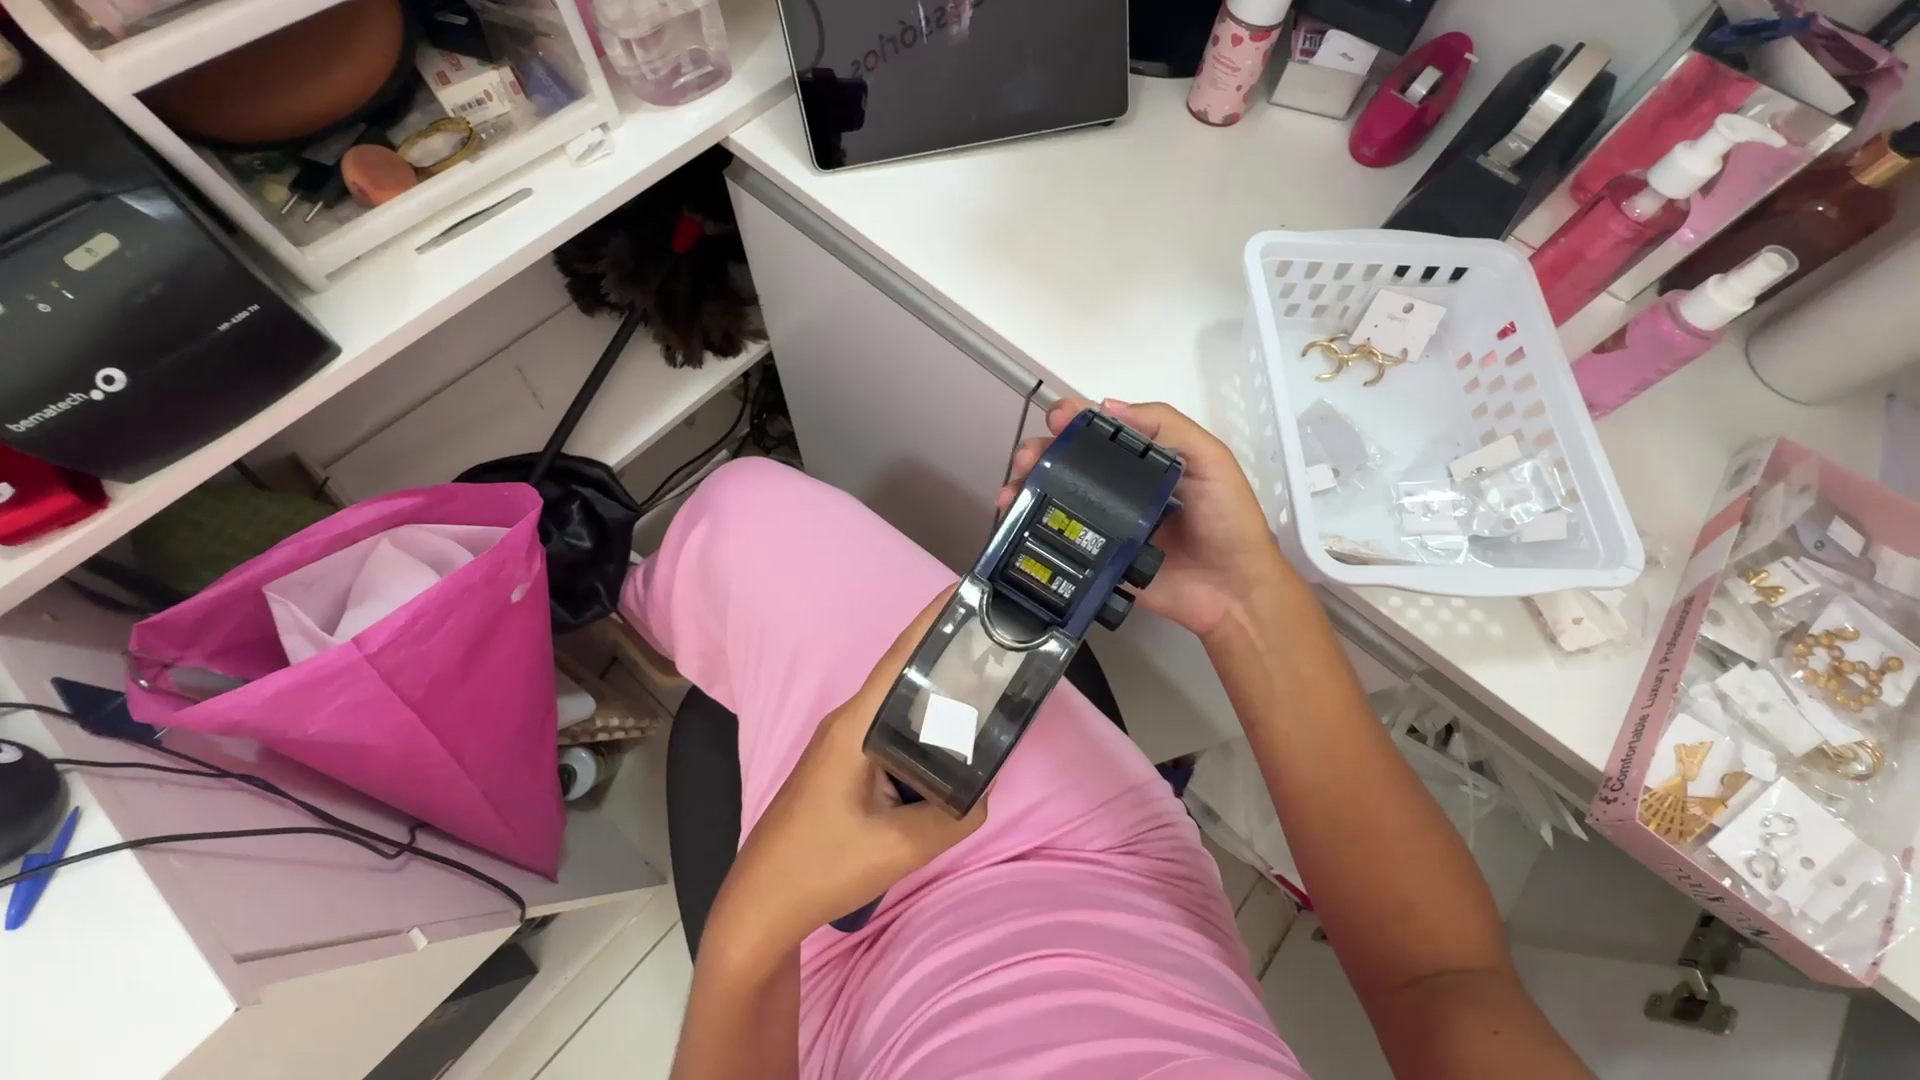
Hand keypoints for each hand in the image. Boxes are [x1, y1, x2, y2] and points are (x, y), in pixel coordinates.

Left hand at [701, 587, 987, 970]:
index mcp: (855, 727)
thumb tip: (984, 791)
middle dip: (947, 656)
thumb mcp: (902, 846)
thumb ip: (956, 815)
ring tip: (984, 690)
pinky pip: (890, 737)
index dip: (931, 622)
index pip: (899, 659)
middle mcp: (847, 724)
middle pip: (904, 679)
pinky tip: (948, 747)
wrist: (763, 904)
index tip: (963, 588)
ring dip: (936, 699)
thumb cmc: (823, 867)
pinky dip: (921, 733)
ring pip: (898, 711)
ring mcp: (841, 746)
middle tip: (997, 645)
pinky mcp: (843, 768)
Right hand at [999, 398, 1299, 640]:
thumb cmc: (1229, 522)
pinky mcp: (1096, 559)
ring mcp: (1105, 525)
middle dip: (1041, 452)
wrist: (1232, 591)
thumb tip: (1109, 406)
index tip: (1057, 417)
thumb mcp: (1211, 461)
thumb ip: (1168, 427)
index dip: (1075, 420)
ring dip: (1028, 487)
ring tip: (1012, 490)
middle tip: (1027, 458)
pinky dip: (1031, 528)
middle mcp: (1120, 490)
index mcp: (1145, 463)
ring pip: (1057, 498)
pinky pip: (1060, 540)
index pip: (1102, 433)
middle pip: (1070, 463)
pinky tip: (1014, 520)